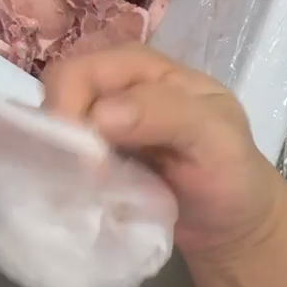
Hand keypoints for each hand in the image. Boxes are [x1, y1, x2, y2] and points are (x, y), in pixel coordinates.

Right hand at [42, 45, 285, 265]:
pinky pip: (58, 149)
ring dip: (60, 154)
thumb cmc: (232, 173)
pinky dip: (62, 169)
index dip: (70, 112)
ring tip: (83, 187)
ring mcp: (95, 115)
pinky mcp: (88, 148)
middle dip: (62, 134)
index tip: (86, 166)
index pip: (79, 72)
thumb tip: (99, 115)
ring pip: (51, 121)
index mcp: (137, 64)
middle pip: (56, 91)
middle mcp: (108, 81)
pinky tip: (81, 191)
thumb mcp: (216, 138)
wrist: (235, 223)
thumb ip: (165, 114)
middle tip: (80, 178)